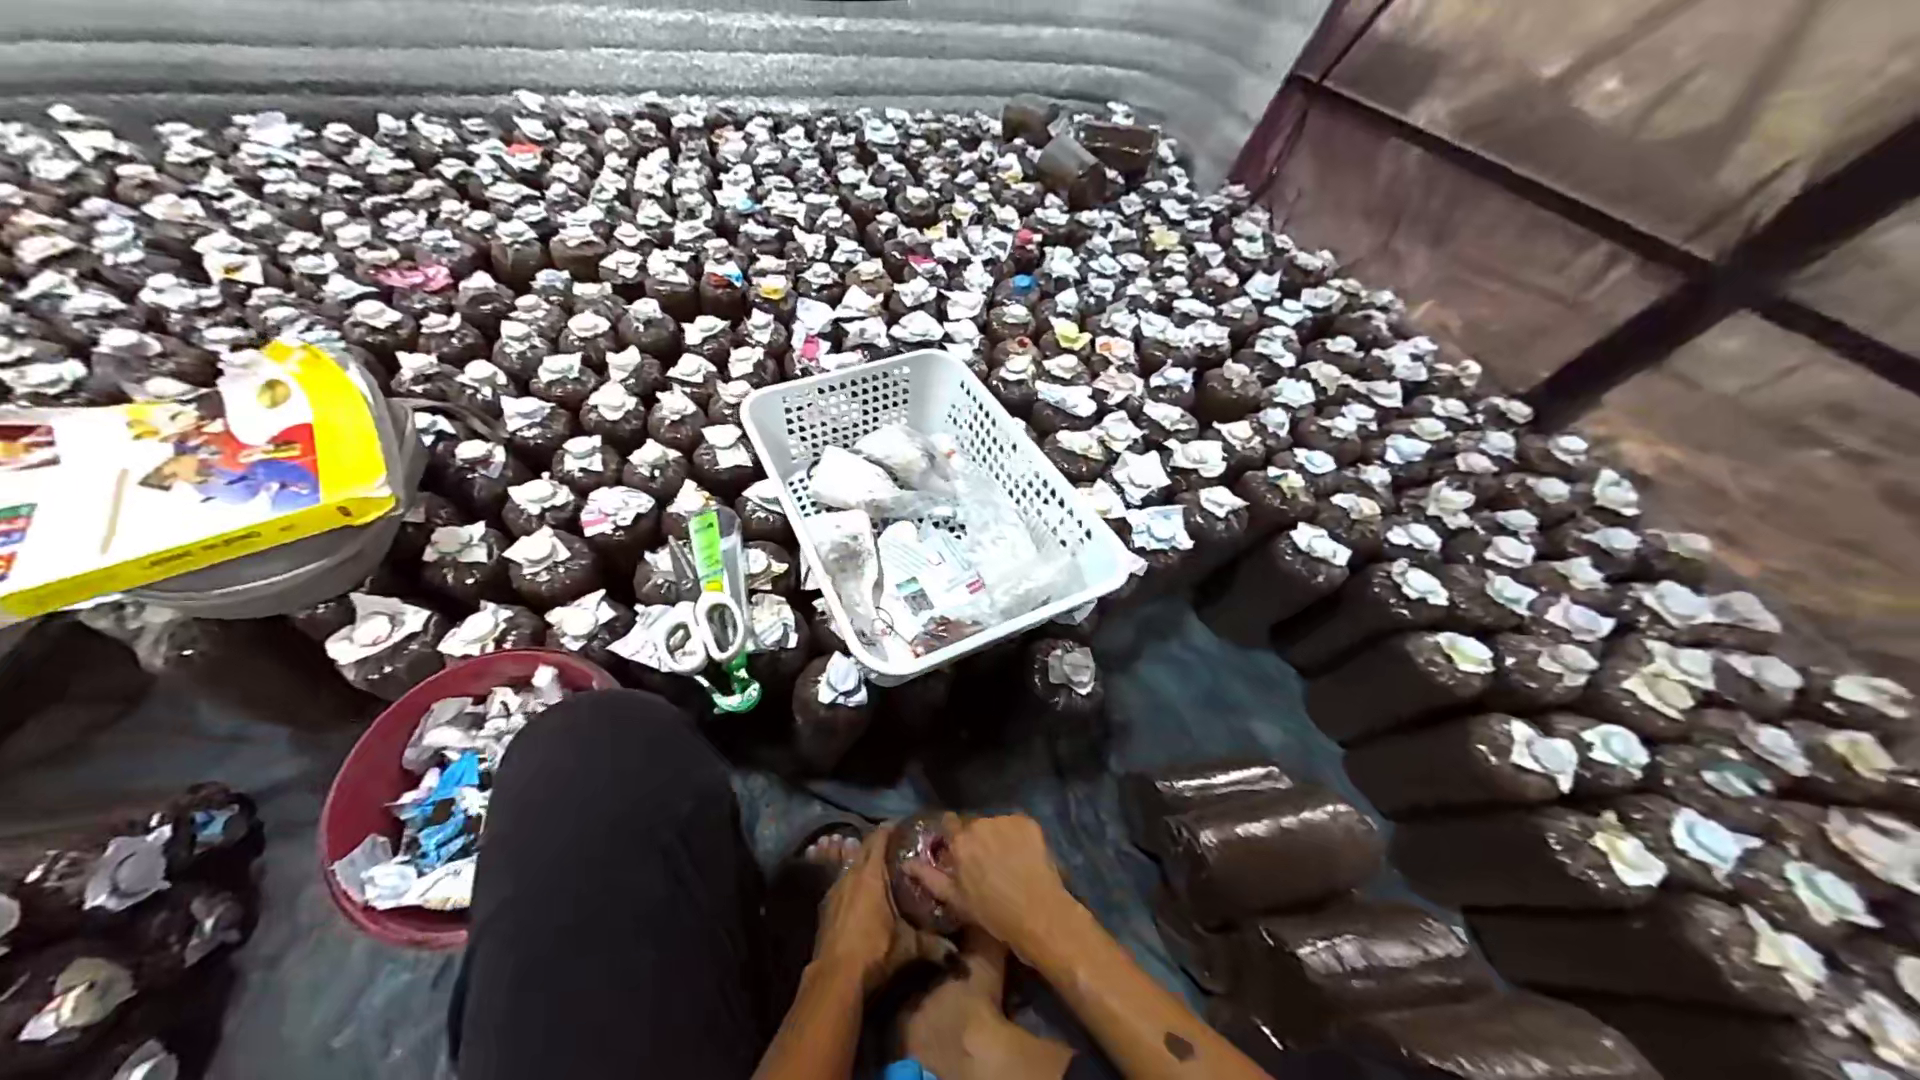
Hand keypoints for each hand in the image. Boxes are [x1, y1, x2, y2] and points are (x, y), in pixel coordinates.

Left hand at [814, 825, 952, 992]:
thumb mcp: (908, 946)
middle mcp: (851, 875)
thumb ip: (933, 945)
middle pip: (863, 848)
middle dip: (876, 842)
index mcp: (871, 875)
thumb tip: (957, 953)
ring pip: (850, 864)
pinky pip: (840, 881)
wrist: (835, 977)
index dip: (888, 830)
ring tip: (877, 864)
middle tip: (893, 843)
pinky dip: (851, 879)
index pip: (879, 840)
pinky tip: (858, 890)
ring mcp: (835, 889)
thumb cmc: (874, 951)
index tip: (900, 825)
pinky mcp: (826, 905)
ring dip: (862, 860)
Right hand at [906, 814, 1072, 951]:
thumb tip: (906, 863)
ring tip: (1008, 861)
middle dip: (977, 839)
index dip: (955, 837)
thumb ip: (928, 877)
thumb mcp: (955, 899)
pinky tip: (1023, 856)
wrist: (1038, 914)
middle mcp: (980, 823)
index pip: (949, 823)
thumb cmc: (992, 913)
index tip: (961, 852)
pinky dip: (1018, 836)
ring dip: (998, 836)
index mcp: (960, 841)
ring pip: (996, 824)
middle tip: (986, 862)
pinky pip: (1016, 825)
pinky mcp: (1028, 822)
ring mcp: (1006, 820)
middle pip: (975, 824)